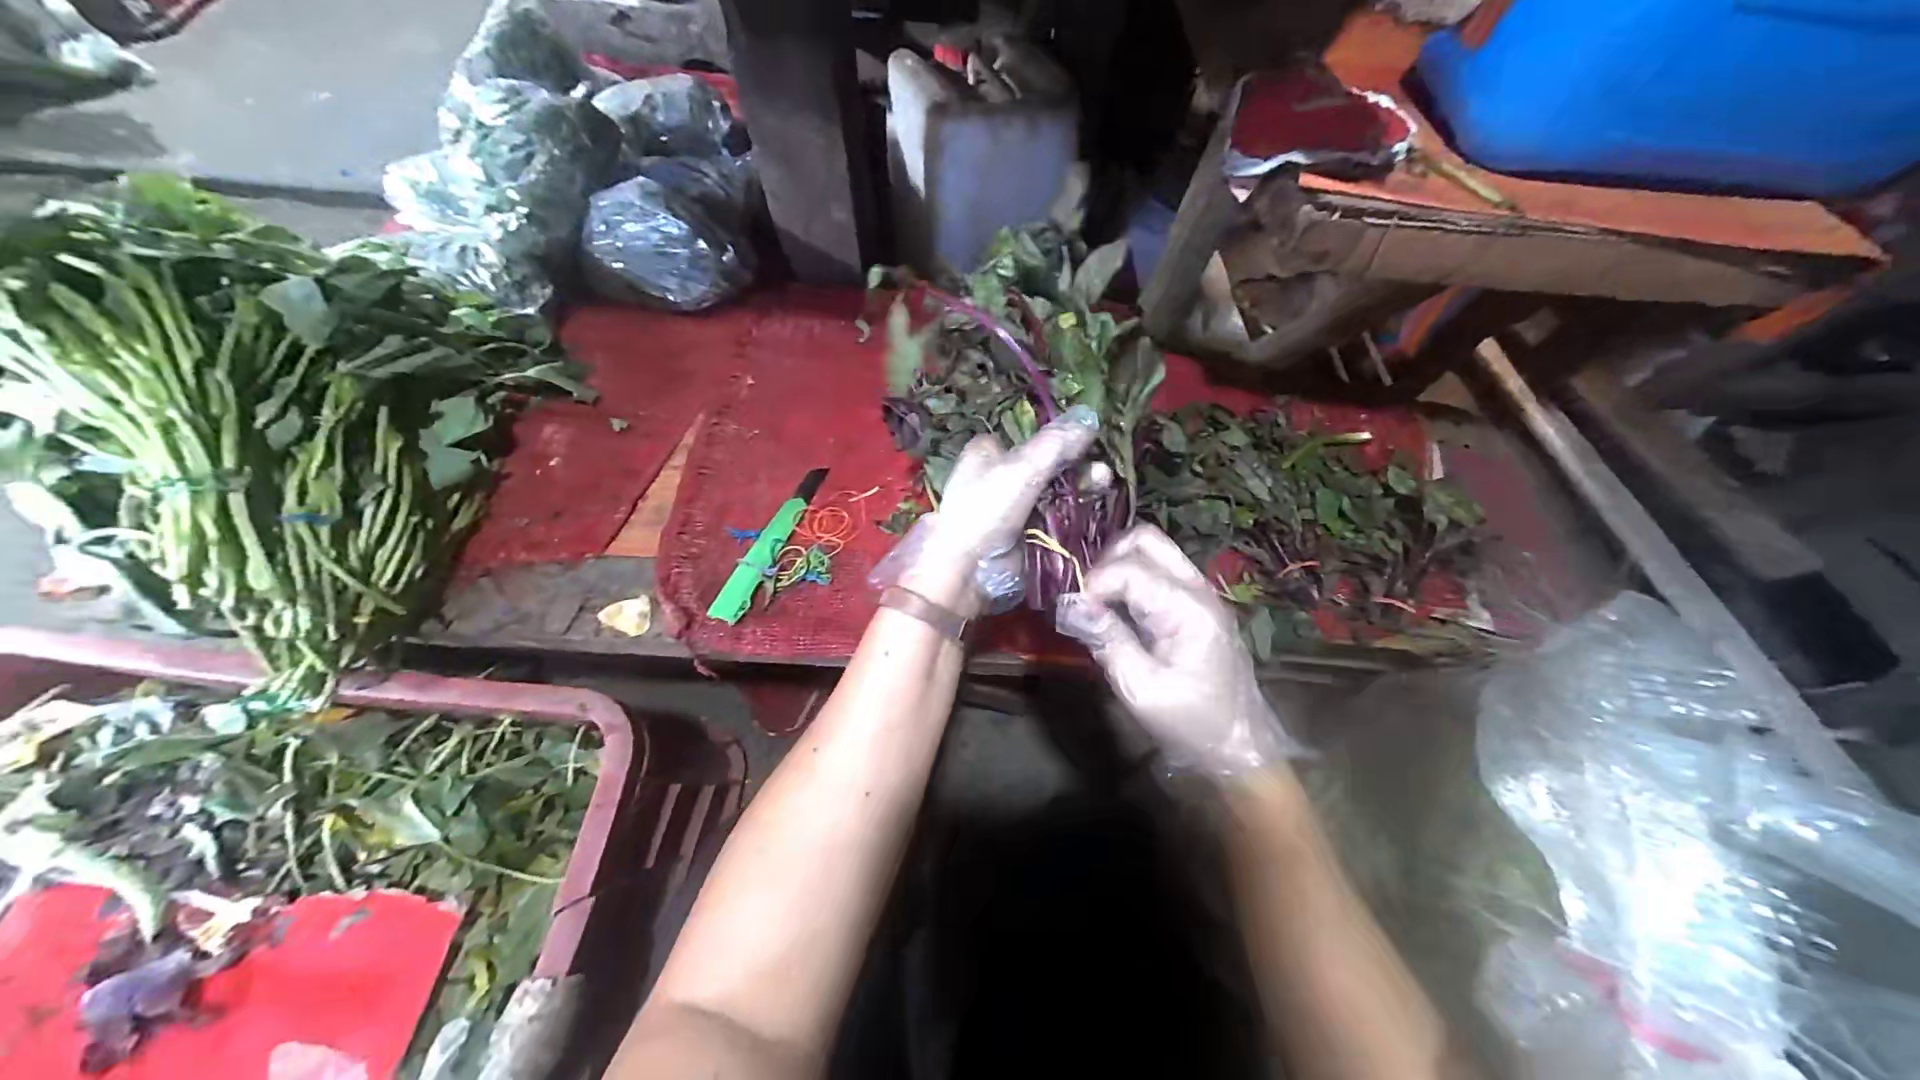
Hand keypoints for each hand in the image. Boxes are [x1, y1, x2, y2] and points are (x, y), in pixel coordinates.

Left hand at [876, 404, 1098, 616]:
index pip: (1027, 435)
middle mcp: (1001, 476)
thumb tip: (1090, 414)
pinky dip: (1076, 511)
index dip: (1056, 435)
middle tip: (1100, 468)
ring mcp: (1016, 507)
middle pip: (1049, 463)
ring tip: (1103, 483)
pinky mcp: (1029, 533)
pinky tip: (1097, 504)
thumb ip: (1055, 443)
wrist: (970, 570)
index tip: (1086, 436)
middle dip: (1076, 463)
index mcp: (988, 453)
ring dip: (1081, 486)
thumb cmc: (986, 510)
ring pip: (1057, 490)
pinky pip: (1058, 515)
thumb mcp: (1021, 469)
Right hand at [1057, 525, 1299, 776]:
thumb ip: (1106, 640)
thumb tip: (1068, 603)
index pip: (1129, 569)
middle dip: (1106, 560)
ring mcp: (1200, 594)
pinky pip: (1158, 572)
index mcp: (1188, 608)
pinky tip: (1116, 610)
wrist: (1240, 747)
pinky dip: (1130, 580)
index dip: (1092, 583)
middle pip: (1145, 540)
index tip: (1072, 612)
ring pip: (1152, 551)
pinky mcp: (1195, 605)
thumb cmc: (1191, 724)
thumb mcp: (1140, 689)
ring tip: (1096, 602)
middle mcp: (1198, 589)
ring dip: (1118, 567)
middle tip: (1085, 597)